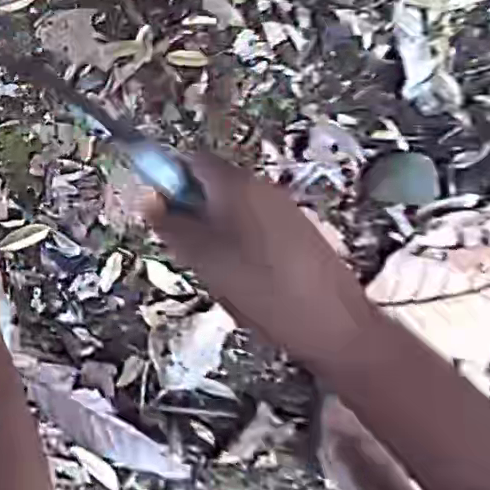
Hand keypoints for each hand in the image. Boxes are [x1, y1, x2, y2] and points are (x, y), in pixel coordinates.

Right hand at [144, 151, 380, 370]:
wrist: (340, 330)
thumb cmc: (261, 286)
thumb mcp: (200, 257)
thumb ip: (169, 224)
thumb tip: (149, 200)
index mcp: (234, 184)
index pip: (189, 159)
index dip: (169, 180)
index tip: (164, 211)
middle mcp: (261, 186)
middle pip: (212, 182)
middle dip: (194, 208)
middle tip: (190, 245)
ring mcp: (286, 208)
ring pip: (233, 205)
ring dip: (218, 227)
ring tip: (220, 266)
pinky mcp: (303, 231)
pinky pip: (257, 222)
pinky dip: (244, 240)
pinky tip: (251, 276)